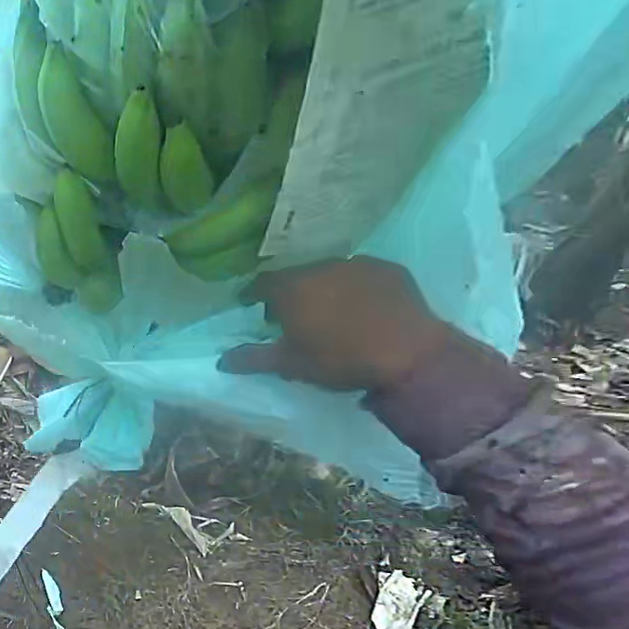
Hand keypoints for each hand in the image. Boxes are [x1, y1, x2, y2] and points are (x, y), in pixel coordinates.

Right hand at [218, 255, 456, 392]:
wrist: (408, 355)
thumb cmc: (338, 360)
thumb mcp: (289, 364)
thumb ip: (252, 358)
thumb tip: (221, 360)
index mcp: (292, 288)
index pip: (261, 283)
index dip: (252, 294)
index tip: (248, 305)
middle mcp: (322, 267)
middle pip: (296, 275)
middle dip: (288, 292)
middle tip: (287, 314)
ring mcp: (359, 265)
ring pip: (329, 273)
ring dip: (321, 288)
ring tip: (324, 311)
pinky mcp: (390, 270)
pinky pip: (361, 275)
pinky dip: (352, 288)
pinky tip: (358, 308)